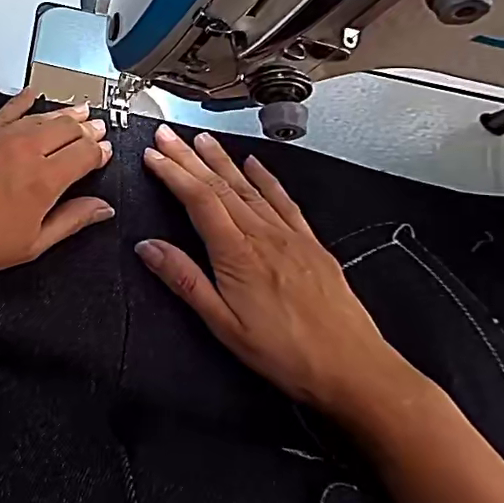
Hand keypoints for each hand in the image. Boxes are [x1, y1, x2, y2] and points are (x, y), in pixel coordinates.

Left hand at [0, 92, 113, 284]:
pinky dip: (26, 100)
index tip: (105, 154)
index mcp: (44, 180)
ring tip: (81, 111)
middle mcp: (26, 151)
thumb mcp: (31, 245)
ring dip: (67, 113)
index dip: (101, 152)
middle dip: (89, 129)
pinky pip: (10, 108)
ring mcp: (1, 137)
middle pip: (70, 128)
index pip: (86, 153)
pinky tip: (35, 94)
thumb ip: (71, 221)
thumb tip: (100, 209)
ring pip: (45, 116)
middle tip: (98, 130)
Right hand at [135, 125, 422, 418]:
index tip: (154, 155)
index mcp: (238, 254)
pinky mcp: (310, 242)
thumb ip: (185, 280)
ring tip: (202, 140)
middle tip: (168, 135)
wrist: (353, 367)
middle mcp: (263, 235)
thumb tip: (150, 249)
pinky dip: (266, 177)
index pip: (197, 199)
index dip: (173, 172)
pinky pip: (283, 199)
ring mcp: (289, 235)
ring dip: (221, 159)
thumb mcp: (224, 325)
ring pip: (248, 186)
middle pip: (218, 185)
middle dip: (188, 156)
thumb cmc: (289, 354)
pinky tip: (256, 165)